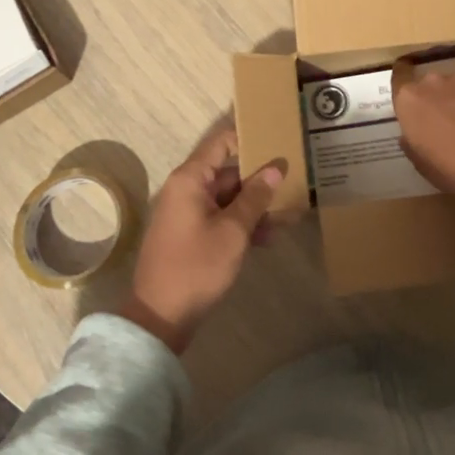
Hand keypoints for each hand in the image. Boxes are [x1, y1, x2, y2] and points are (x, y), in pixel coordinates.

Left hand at [116, 128, 282, 353]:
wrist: (160, 316)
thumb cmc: (197, 266)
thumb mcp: (233, 231)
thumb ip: (255, 197)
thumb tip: (274, 168)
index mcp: (191, 179)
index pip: (221, 143)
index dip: (248, 139)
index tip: (277, 140)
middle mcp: (186, 189)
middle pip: (227, 172)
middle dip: (259, 180)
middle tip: (294, 182)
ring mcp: (187, 213)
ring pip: (227, 198)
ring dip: (255, 206)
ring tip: (289, 214)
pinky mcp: (190, 234)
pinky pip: (220, 217)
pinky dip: (241, 223)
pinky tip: (268, 237)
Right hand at [394, 70, 454, 231]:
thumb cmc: (454, 171)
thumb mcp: (422, 163)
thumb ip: (412, 141)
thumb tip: (412, 133)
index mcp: (409, 100)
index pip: (398, 79)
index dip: (409, 92)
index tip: (416, 104)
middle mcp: (433, 81)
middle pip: (431, 84)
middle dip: (438, 99)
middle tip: (449, 122)